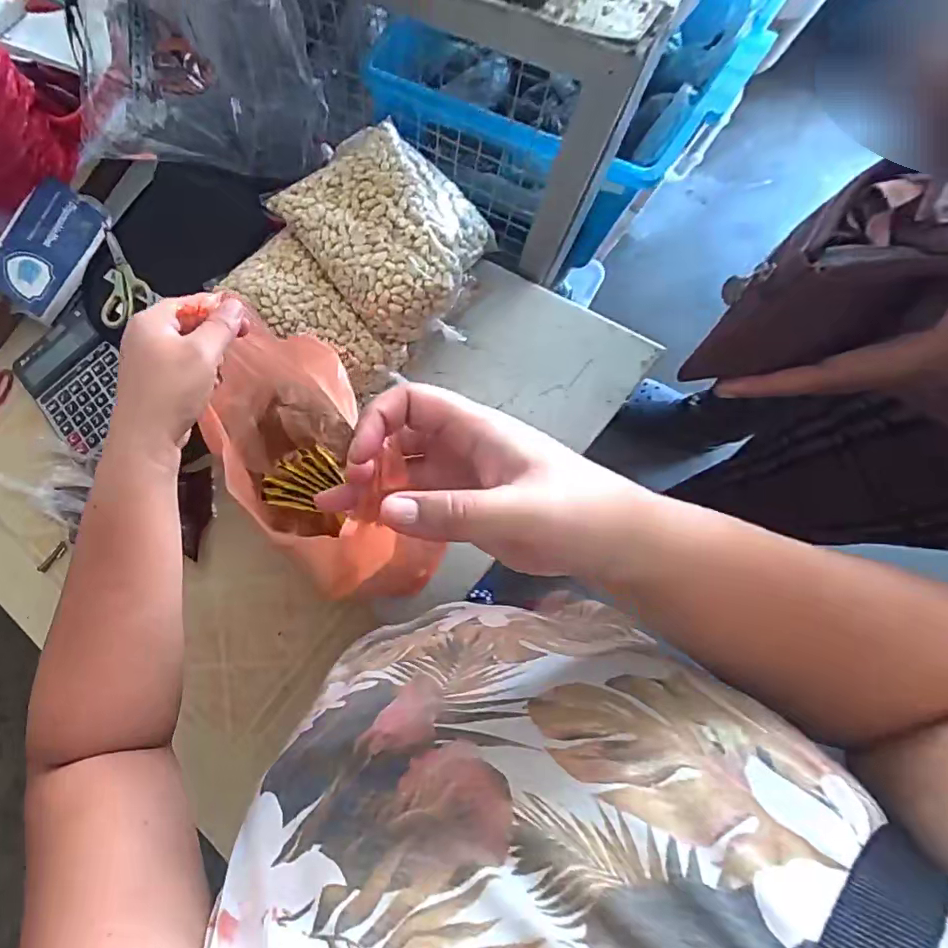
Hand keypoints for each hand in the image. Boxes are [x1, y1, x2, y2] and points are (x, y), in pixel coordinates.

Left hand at [106, 294, 248, 463]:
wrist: (145, 440)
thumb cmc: (173, 391)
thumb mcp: (204, 353)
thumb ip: (221, 325)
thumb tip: (235, 304)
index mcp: (150, 320)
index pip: (188, 301)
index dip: (218, 308)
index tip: (243, 323)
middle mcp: (141, 336)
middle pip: (186, 323)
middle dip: (213, 335)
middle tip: (232, 349)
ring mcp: (143, 361)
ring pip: (184, 348)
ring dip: (206, 357)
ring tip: (217, 373)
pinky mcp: (149, 383)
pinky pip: (177, 368)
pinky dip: (195, 373)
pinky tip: (206, 388)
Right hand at [315, 384, 650, 576]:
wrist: (614, 544)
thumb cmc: (575, 513)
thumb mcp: (514, 511)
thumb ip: (451, 512)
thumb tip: (383, 509)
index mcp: (473, 429)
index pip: (410, 402)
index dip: (376, 422)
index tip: (359, 459)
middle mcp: (459, 447)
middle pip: (397, 437)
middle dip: (366, 457)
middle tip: (348, 490)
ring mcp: (459, 479)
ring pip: (402, 473)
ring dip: (368, 487)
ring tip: (333, 509)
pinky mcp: (462, 508)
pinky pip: (416, 503)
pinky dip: (389, 511)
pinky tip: (366, 525)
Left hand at [716, 217, 947, 397]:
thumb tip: (913, 217)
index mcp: (916, 363)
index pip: (821, 378)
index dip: (768, 384)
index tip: (721, 388)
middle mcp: (914, 371)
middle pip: (832, 363)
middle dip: (786, 350)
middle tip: (741, 331)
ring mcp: (938, 365)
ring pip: (865, 347)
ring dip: (825, 329)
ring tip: (781, 307)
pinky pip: (901, 334)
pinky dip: (874, 314)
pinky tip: (861, 289)